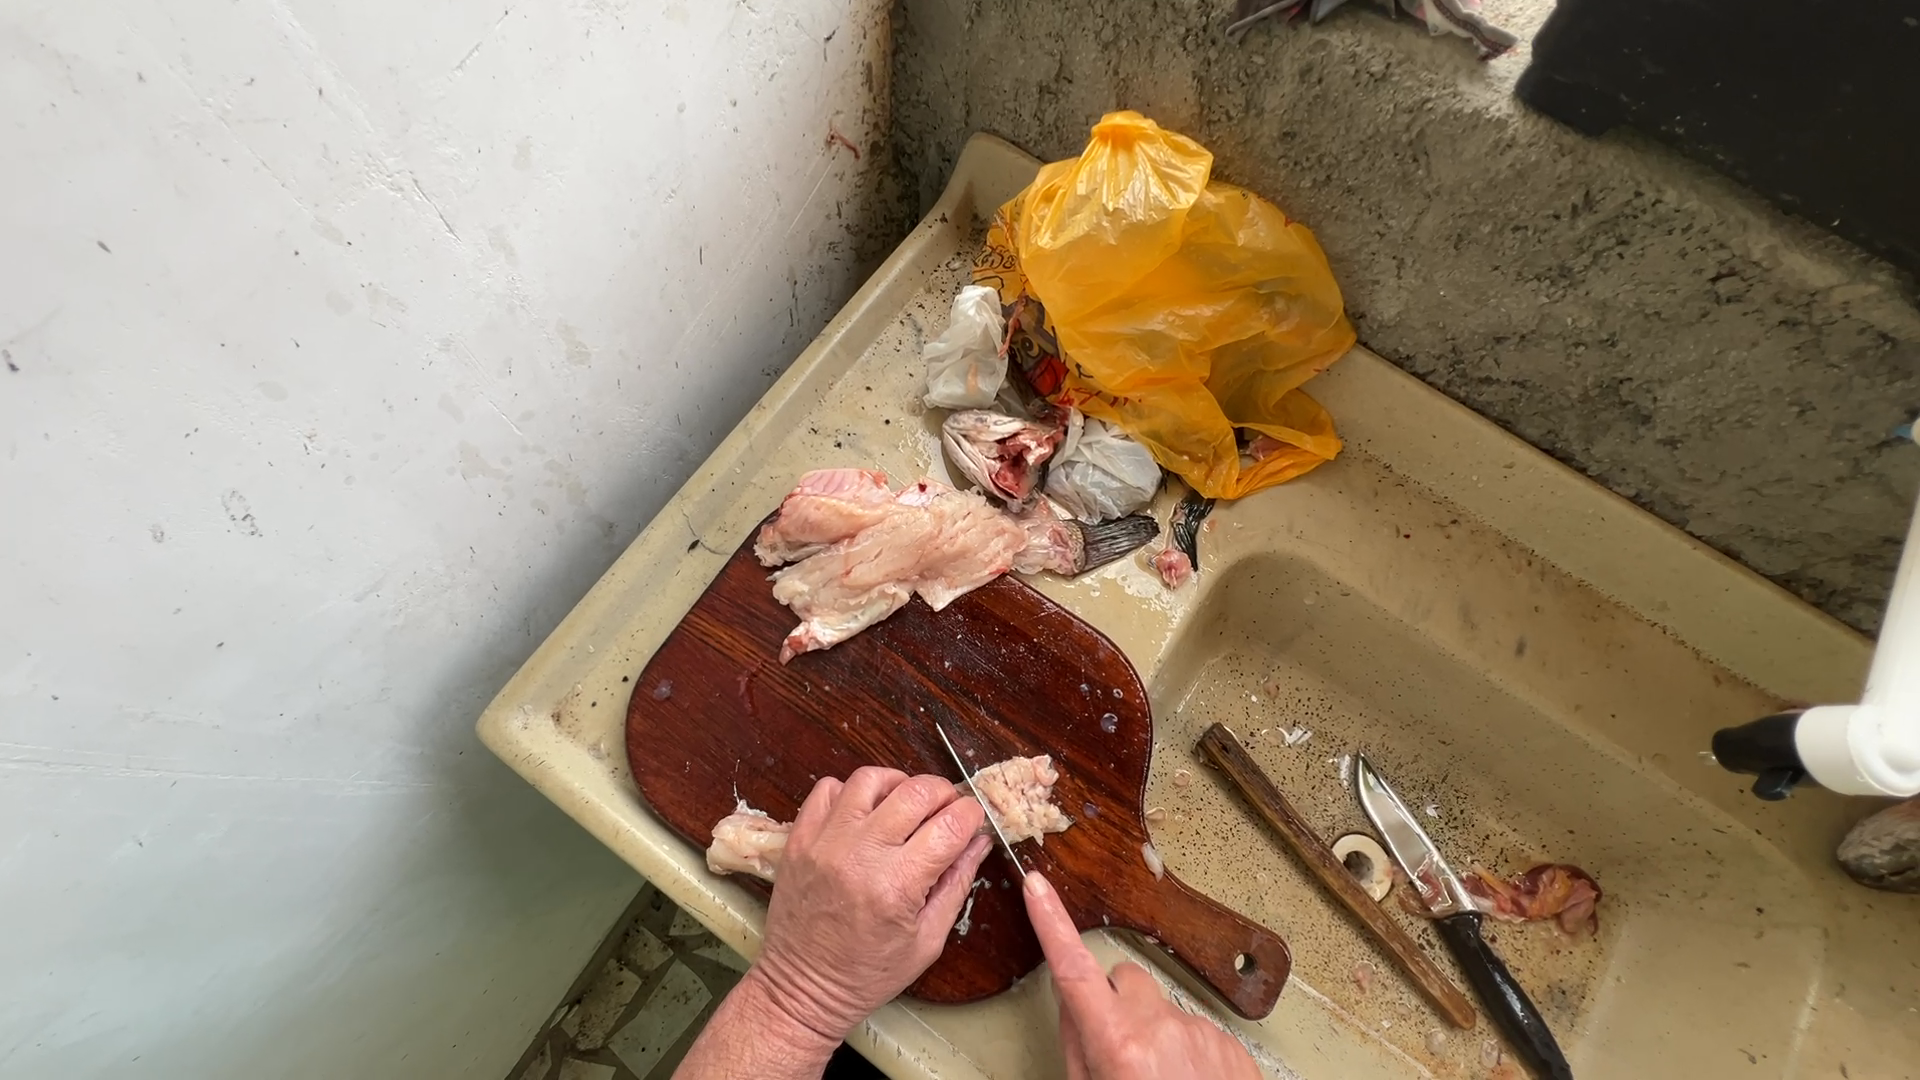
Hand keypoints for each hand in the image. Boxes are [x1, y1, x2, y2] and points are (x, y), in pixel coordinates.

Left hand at [751, 766, 991, 1043]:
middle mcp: (861, 854)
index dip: (971, 814)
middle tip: (946, 808)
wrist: (799, 990)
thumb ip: (957, 884)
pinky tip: (864, 813)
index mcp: (897, 886)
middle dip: (943, 792)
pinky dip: (851, 792)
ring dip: (898, 784)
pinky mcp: (800, 836)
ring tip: (905, 804)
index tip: (973, 818)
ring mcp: (825, 841)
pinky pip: (828, 788)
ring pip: (871, 778)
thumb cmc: (867, 973)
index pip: (950, 825)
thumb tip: (980, 840)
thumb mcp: (928, 941)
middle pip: (916, 791)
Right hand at [1023, 873, 1261, 1079]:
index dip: (1050, 922)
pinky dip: (1188, 1052)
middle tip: (1119, 1053)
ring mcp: (1200, 1032)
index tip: (1036, 885)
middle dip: (1115, 1002)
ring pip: (1160, 1007)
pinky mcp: (1231, 1044)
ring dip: (1155, 1033)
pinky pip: (1195, 1029)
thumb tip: (1075, 1005)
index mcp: (1119, 1045)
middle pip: (1123, 978)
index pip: (1073, 969)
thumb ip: (1078, 1047)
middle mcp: (1160, 1027)